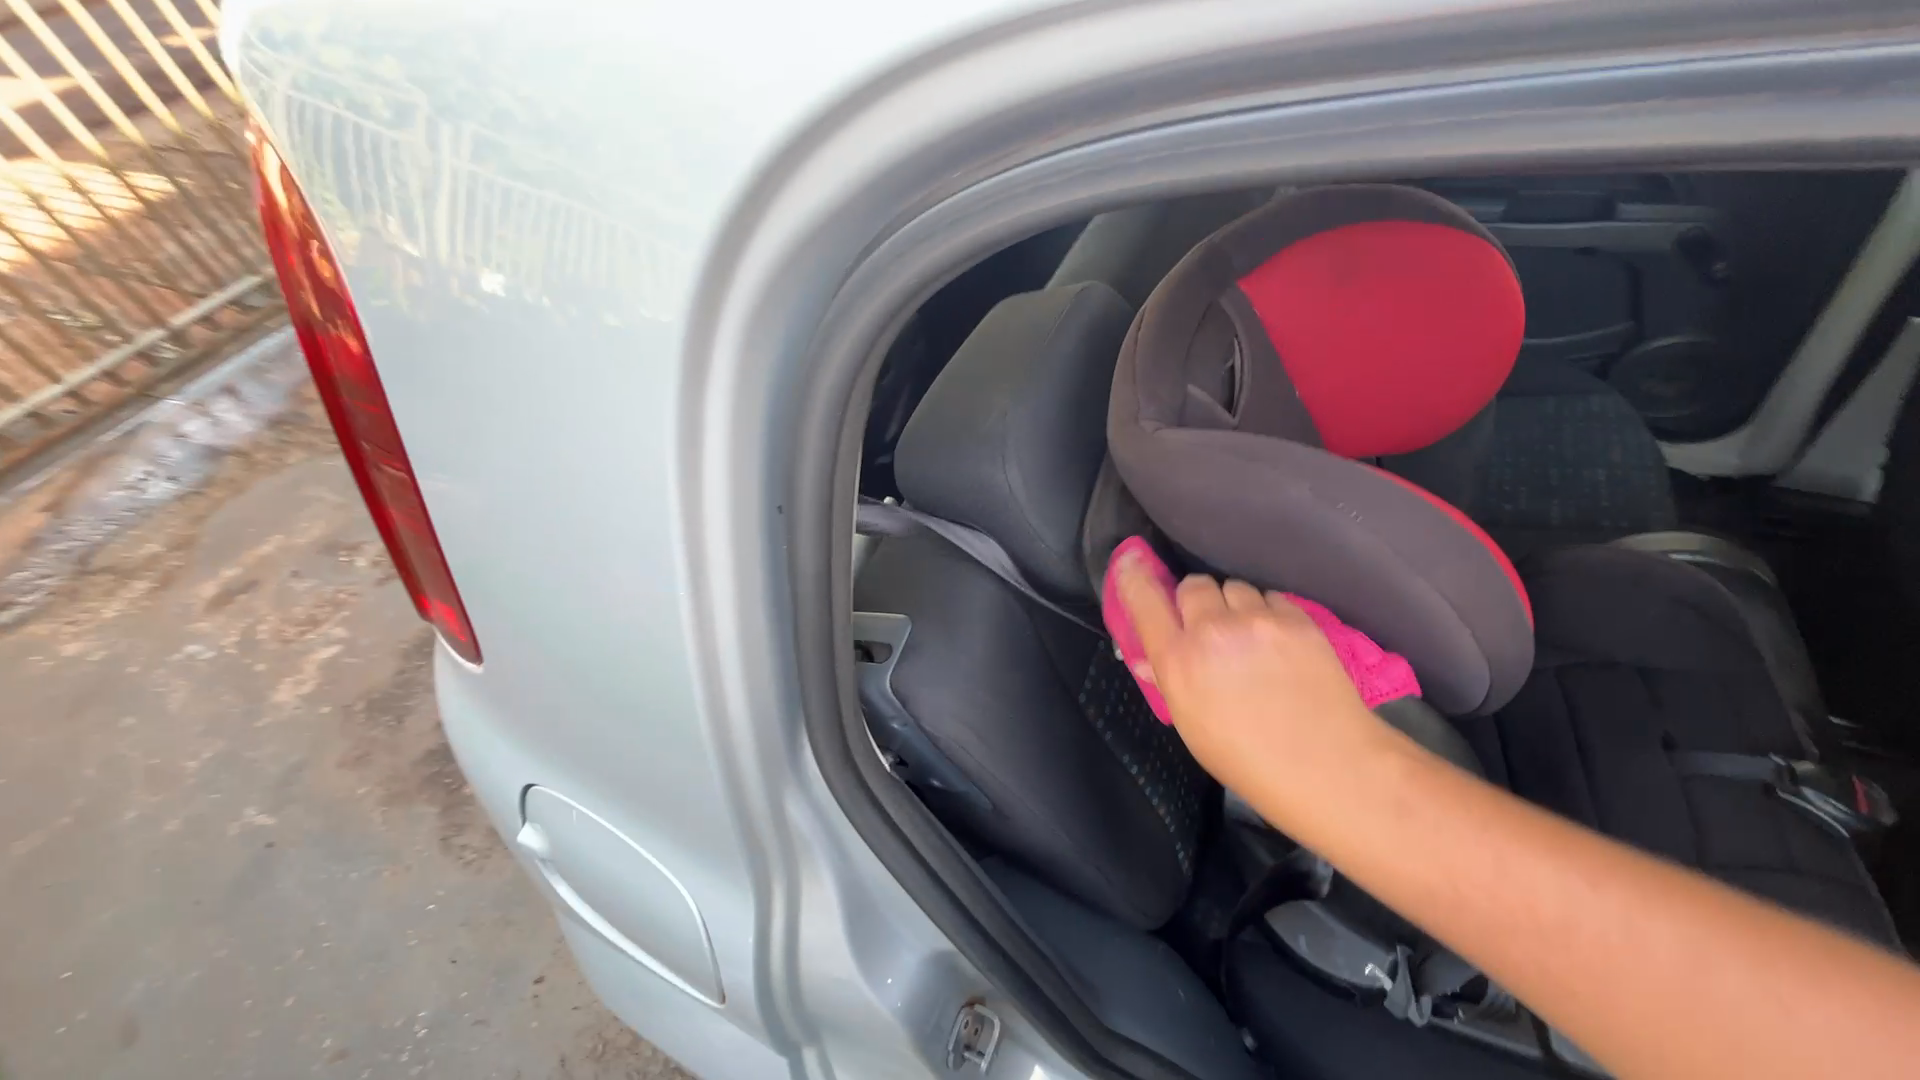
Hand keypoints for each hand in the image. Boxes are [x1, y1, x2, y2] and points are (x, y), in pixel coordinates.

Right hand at [1113, 551, 1388, 808]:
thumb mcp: (1191, 724)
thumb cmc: (1247, 759)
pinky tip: (1277, 642)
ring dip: (1233, 606)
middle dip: (1195, 602)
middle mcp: (1213, 630)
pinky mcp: (1298, 619)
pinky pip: (1271, 598)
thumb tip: (1148, 656)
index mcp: (1178, 660)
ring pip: (1234, 588)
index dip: (1134, 576)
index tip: (1131, 563)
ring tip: (1248, 637)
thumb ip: (1167, 680)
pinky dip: (1268, 613)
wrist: (1328, 766)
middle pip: (1193, 585)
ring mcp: (1259, 620)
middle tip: (1207, 628)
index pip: (1143, 598)